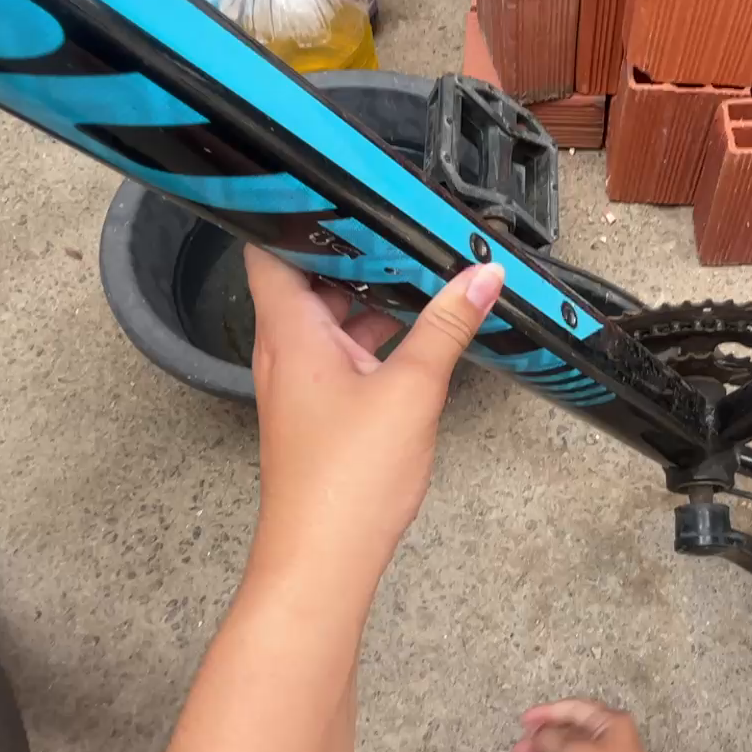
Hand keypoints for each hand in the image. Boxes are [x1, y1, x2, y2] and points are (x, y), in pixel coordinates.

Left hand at [243, 245, 502, 574]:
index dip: (298, 215)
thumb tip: (481, 276)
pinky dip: (372, 339)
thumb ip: (447, 326)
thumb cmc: (350, 477)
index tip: (343, 191)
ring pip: (328, 321)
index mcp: (289, 332)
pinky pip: (342, 355)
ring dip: (368, 300)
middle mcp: (285, 352)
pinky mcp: (320, 411)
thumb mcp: (412, 389)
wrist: (324, 560)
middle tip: (404, 230)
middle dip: (355, 255)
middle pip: (307, 280)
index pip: (270, 248)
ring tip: (419, 276)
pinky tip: (413, 337)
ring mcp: (301, 383)